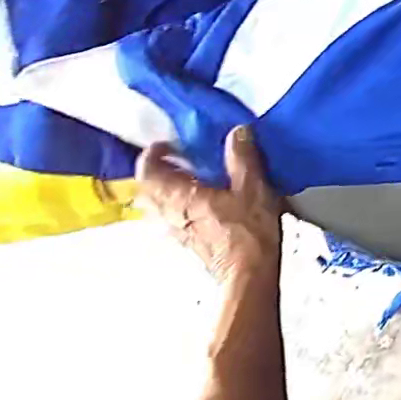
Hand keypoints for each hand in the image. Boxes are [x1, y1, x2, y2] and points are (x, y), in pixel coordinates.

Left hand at [136, 126, 284, 286]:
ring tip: (188, 178)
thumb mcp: (253, 186)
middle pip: (146, 188)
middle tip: (178, 159)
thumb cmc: (249, 227)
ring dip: (164, 188)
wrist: (247, 268)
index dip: (154, 154)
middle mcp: (167, 211)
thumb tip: (237, 131)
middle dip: (157, 171)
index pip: (149, 170)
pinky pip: (168, 215)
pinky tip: (198, 201)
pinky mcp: (184, 238)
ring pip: (154, 203)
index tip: (167, 143)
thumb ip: (243, 158)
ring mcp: (172, 227)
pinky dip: (175, 202)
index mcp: (178, 195)